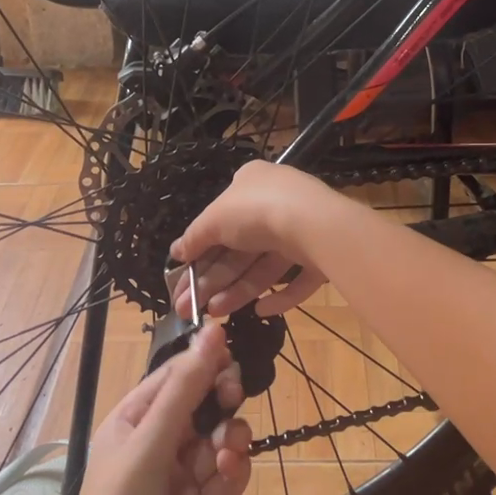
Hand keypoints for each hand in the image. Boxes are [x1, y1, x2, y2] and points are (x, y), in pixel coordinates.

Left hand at [84, 320, 252, 494]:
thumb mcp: (149, 444)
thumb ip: (184, 389)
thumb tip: (213, 328)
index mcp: (135, 419)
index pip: (177, 375)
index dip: (206, 364)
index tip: (232, 360)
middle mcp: (160, 441)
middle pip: (205, 404)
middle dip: (223, 403)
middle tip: (234, 400)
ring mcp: (183, 474)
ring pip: (223, 439)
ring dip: (232, 441)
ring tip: (229, 455)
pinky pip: (228, 475)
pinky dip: (234, 473)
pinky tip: (227, 478)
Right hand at [171, 161, 351, 317]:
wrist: (314, 225)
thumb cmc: (257, 211)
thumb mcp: (214, 219)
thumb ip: (194, 236)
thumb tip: (175, 251)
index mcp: (250, 183)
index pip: (220, 217)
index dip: (200, 249)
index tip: (183, 276)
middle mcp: (275, 203)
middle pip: (239, 247)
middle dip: (213, 278)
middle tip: (189, 307)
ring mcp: (300, 230)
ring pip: (264, 266)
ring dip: (238, 289)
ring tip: (215, 313)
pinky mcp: (319, 255)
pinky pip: (296, 279)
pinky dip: (279, 296)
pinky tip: (261, 312)